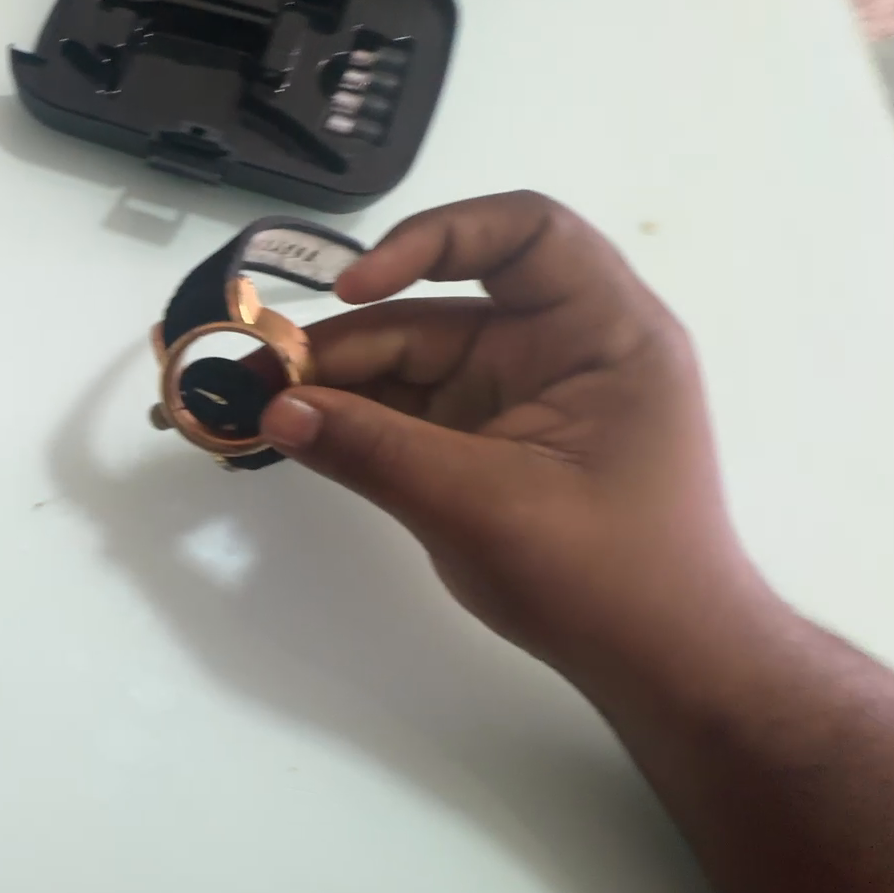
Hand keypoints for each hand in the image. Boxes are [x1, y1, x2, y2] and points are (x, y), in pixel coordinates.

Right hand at [260, 191, 771, 680]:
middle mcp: (545, 350)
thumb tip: (273, 411)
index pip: (525, 235)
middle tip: (249, 385)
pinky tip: (284, 432)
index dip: (434, 239)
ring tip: (248, 413)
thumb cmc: (600, 574)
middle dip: (335, 349)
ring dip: (323, 388)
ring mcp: (501, 397)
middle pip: (425, 316)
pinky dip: (337, 422)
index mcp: (595, 334)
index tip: (349, 289)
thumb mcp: (478, 503)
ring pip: (396, 367)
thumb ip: (371, 451)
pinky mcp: (466, 440)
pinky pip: (391, 413)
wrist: (645, 657)